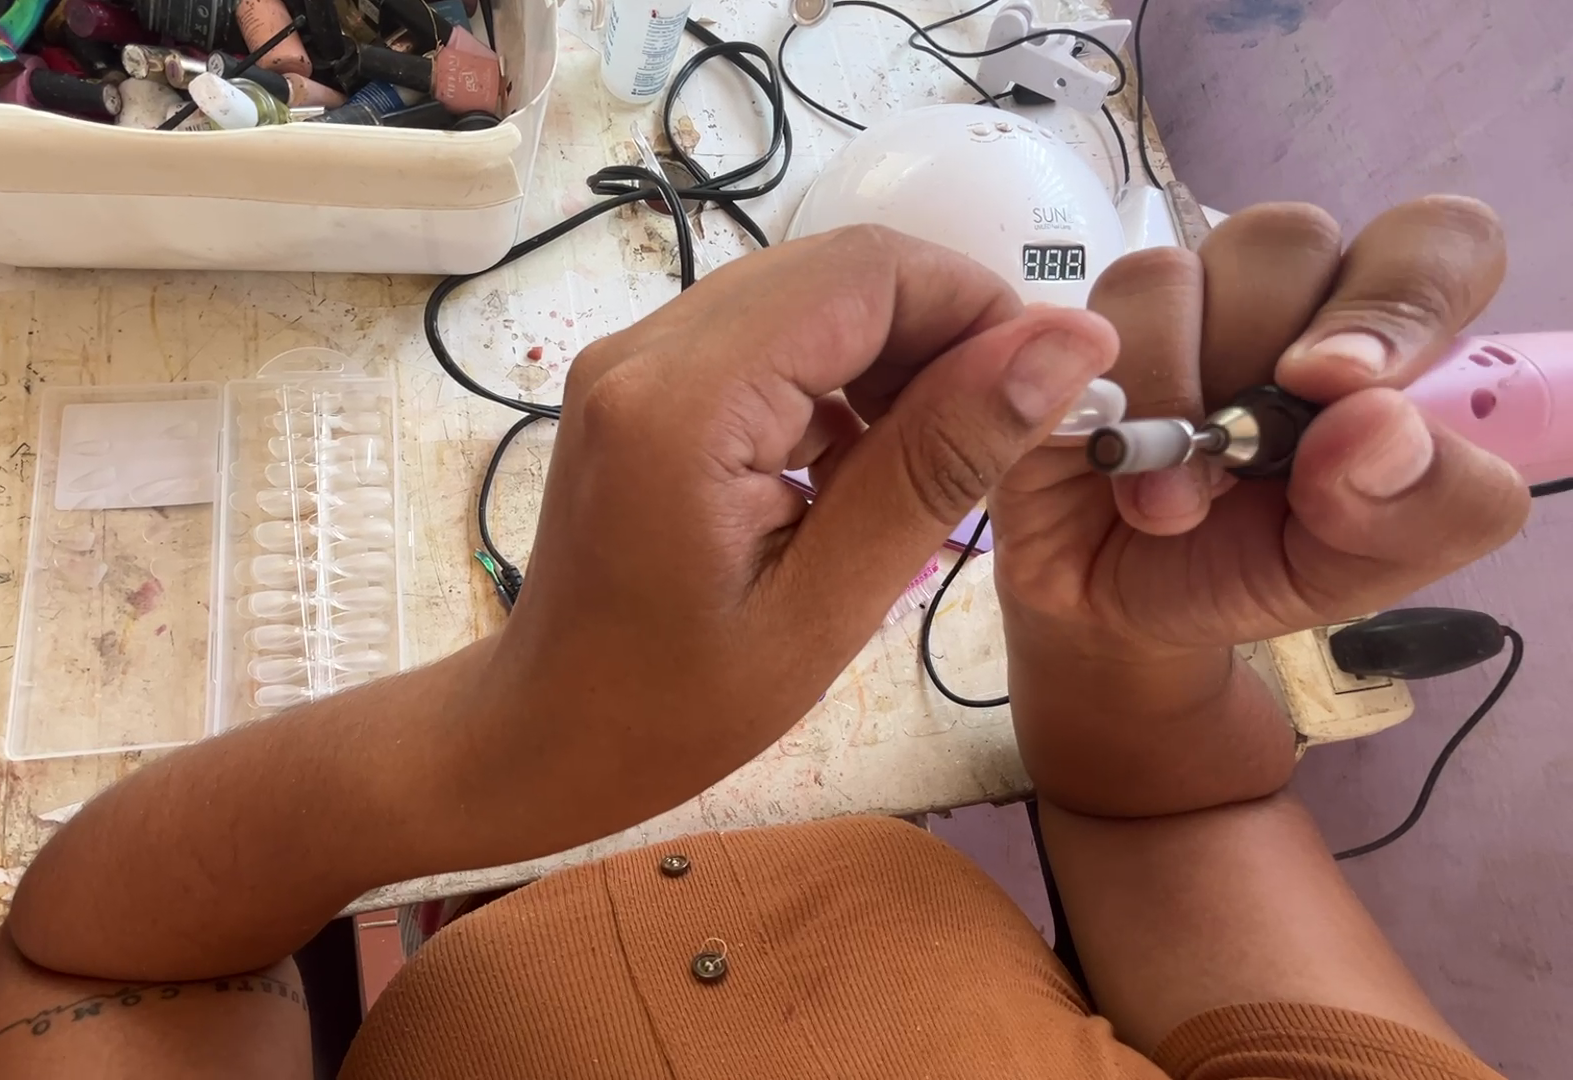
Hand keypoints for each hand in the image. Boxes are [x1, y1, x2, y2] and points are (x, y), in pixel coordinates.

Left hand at [463, 226, 1117, 850]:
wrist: (551, 725)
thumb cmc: (677, 707)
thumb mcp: (826, 602)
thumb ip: (936, 462)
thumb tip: (1061, 345)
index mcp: (683, 404)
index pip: (863, 275)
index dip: (975, 306)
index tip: (1042, 388)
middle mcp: (640, 351)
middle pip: (828, 274)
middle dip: (931, 333)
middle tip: (982, 436)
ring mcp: (625, 364)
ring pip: (793, 303)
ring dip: (877, 360)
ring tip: (911, 465)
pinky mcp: (628, 388)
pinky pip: (749, 344)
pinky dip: (819, 383)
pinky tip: (838, 466)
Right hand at [989, 197, 1530, 813]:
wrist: (1102, 628)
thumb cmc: (1229, 592)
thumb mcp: (1353, 571)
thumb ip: (1417, 504)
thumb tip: (1363, 420)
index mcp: (1355, 343)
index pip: (1422, 241)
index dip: (1397, 292)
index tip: (1340, 393)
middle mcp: (1255, 315)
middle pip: (1282, 236)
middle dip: (1267, 343)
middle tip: (1239, 456)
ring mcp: (1142, 334)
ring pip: (1165, 273)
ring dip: (1171, 384)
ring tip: (1155, 488)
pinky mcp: (1047, 364)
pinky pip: (1062, 324)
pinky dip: (1087, 392)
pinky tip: (1090, 460)